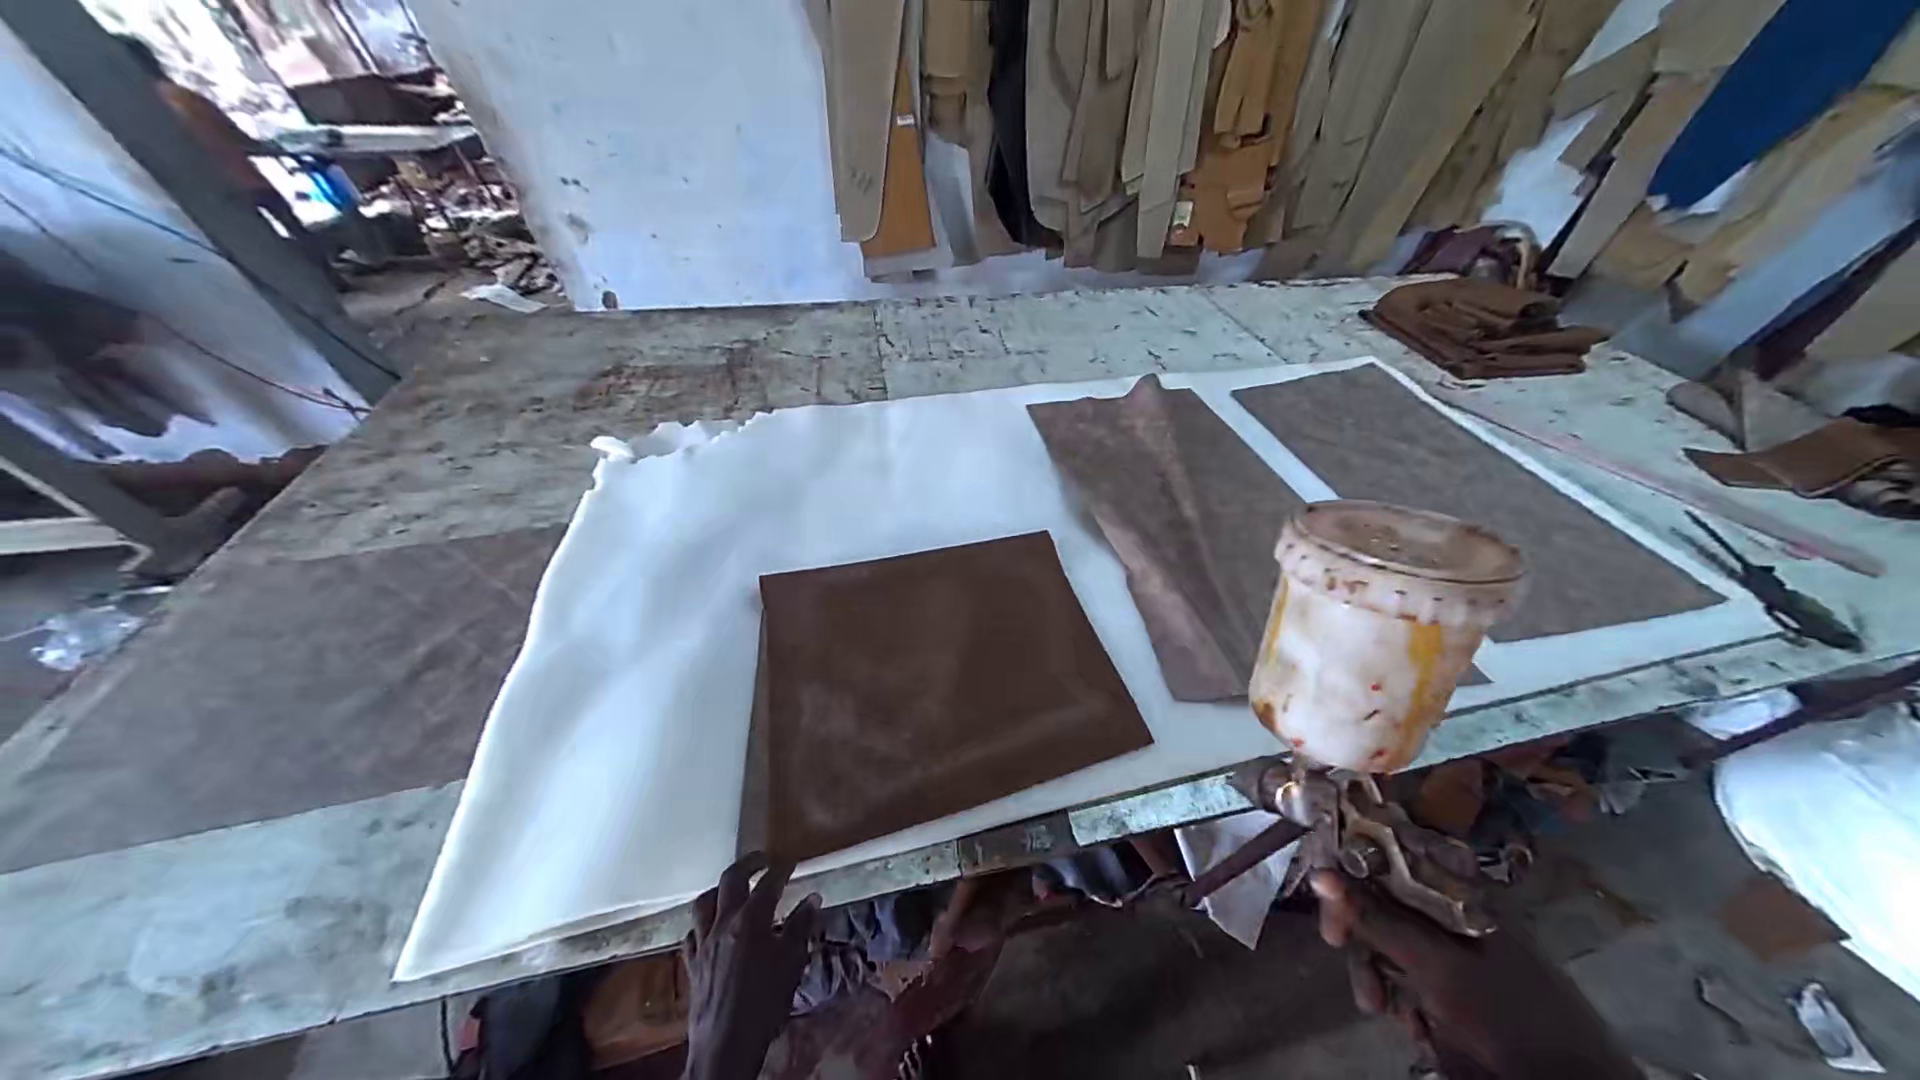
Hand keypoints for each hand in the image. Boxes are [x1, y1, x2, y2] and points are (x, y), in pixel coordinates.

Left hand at [682, 852, 821, 1079]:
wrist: (726, 1046)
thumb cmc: (765, 1004)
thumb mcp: (792, 963)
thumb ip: (801, 927)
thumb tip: (812, 899)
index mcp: (751, 920)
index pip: (769, 883)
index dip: (782, 868)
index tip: (791, 861)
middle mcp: (723, 923)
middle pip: (730, 879)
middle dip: (748, 864)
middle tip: (762, 860)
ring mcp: (703, 943)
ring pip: (704, 902)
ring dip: (720, 889)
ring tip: (733, 888)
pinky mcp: (692, 964)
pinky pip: (692, 933)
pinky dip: (703, 923)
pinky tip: (712, 927)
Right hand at [1311, 870, 1640, 1079]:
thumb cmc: (1504, 1012)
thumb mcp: (1433, 965)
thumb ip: (1375, 917)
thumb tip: (1317, 873)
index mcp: (1452, 883)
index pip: (1383, 850)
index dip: (1347, 864)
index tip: (1324, 892)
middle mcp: (1446, 901)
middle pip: (1375, 891)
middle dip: (1355, 924)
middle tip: (1336, 944)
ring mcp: (1448, 938)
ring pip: (1382, 929)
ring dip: (1369, 964)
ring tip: (1376, 1004)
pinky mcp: (1446, 972)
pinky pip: (1398, 962)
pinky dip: (1391, 985)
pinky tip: (1403, 1015)